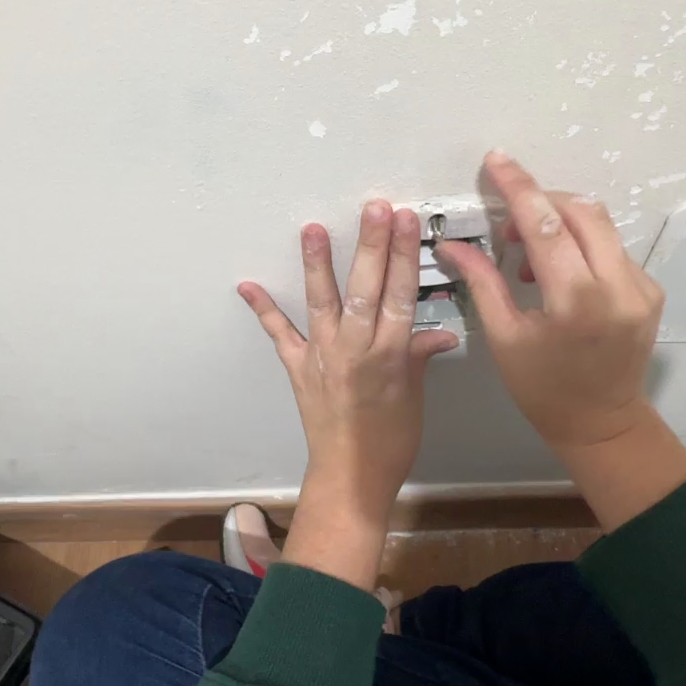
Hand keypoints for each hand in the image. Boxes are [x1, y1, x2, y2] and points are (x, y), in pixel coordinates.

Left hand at [239, 201, 458, 585]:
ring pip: (322, 303)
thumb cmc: (391, 441)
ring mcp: (323, 357)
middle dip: (372, 245)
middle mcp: (356, 349)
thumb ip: (419, 357)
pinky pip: (280, 336)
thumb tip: (439, 332)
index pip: (401, 294)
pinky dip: (264, 311)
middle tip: (375, 207)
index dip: (404, 255)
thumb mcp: (414, 397)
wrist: (351, 478)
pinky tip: (246, 285)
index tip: (407, 221)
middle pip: (366, 289)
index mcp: (390, 355)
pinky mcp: (299, 370)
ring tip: (312, 228)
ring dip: (317, 265)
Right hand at [435, 151, 685, 527]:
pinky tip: (561, 273)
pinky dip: (582, 246)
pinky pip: (612, 248)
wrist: (600, 423)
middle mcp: (617, 286)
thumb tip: (452, 244)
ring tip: (529, 253)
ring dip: (561, 221)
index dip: (518, 186)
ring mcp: (641, 287)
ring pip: (601, 225)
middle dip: (541, 201)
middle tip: (507, 224)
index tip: (497, 160)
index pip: (545, 224)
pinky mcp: (650, 291)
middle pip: (581, 211)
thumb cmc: (541, 388)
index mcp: (575, 301)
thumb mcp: (504, 337)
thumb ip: (482, 281)